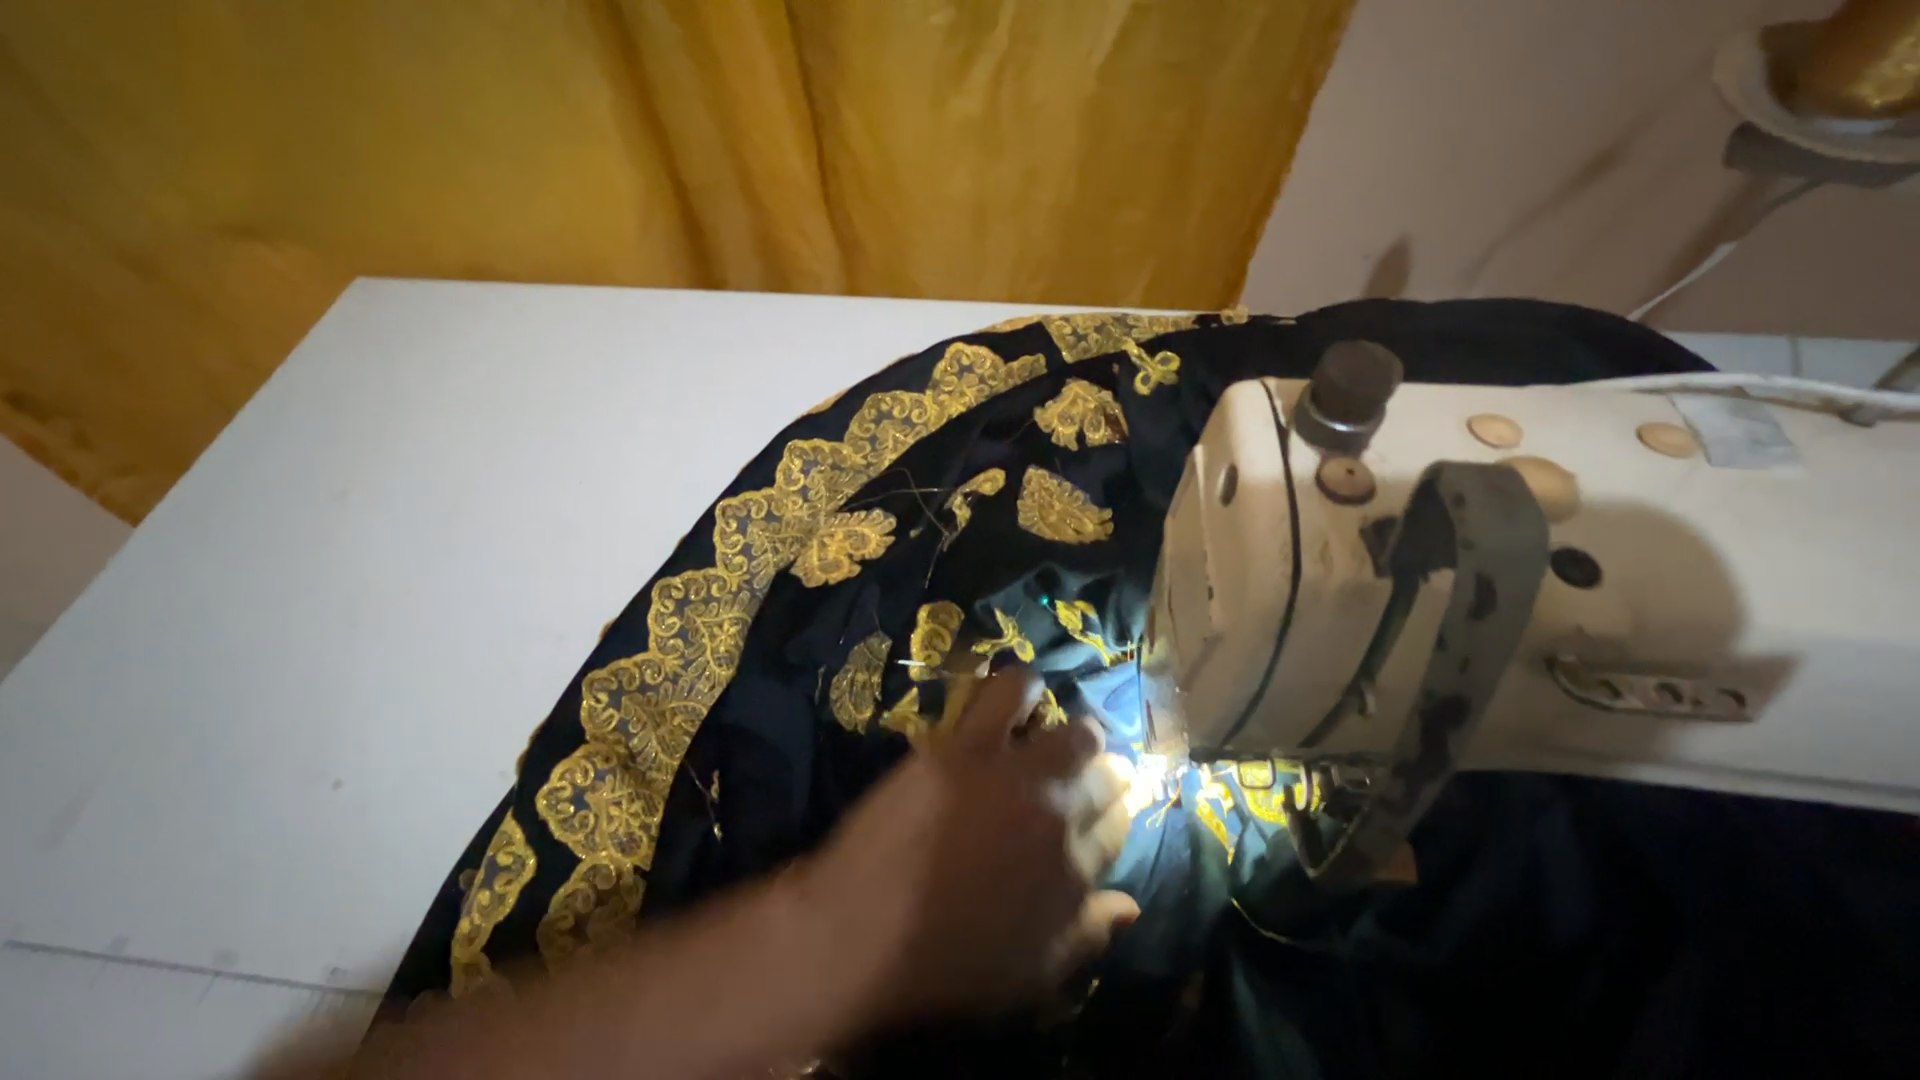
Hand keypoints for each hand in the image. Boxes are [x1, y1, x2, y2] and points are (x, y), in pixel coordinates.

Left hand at [792, 666, 1138, 1026]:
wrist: (861, 935)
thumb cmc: (946, 964)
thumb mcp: (1033, 975)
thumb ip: (1089, 935)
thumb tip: (1130, 904)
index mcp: (1078, 873)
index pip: (1120, 823)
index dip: (1112, 812)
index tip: (1099, 809)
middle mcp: (1059, 815)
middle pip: (1105, 772)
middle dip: (1101, 771)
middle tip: (1076, 773)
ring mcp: (1013, 775)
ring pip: (1073, 731)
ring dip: (1070, 732)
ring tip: (1047, 736)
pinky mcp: (965, 746)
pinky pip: (1008, 694)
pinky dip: (1020, 688)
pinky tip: (1016, 698)